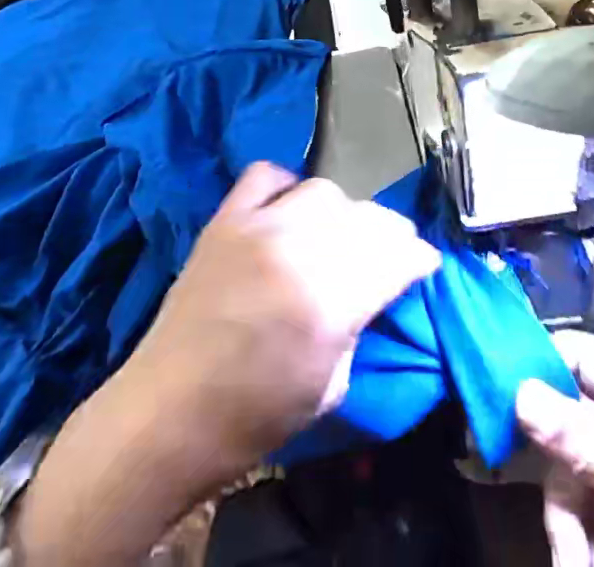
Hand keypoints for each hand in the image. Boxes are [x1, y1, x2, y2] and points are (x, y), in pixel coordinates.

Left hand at [10, 165, 439, 566]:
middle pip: (366, 217)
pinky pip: (264, 176)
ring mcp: (255, 228)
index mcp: (328, 302)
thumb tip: (377, 288)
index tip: (424, 266)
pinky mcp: (223, 221)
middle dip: (391, 234)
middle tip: (391, 253)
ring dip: (343, 213)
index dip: (419, 258)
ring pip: (323, 191)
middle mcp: (295, 252)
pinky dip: (286, 187)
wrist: (169, 409)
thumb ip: (359, 324)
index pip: (396, 255)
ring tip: (339, 236)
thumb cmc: (254, 416)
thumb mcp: (331, 385)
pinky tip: (288, 212)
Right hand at [515, 332, 593, 566]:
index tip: (487, 412)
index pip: (567, 351)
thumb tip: (515, 390)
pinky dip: (591, 536)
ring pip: (575, 470)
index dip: (525, 373)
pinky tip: (591, 565)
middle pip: (564, 423)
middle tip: (567, 552)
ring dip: (575, 527)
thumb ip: (578, 439)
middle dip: (562, 491)